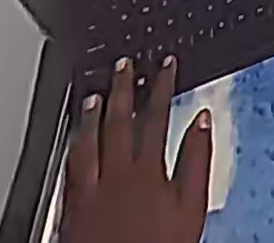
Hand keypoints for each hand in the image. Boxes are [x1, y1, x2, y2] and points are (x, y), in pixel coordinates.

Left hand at [61, 56, 212, 242]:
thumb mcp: (192, 209)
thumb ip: (197, 159)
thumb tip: (202, 119)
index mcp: (147, 170)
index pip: (156, 115)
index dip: (162, 84)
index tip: (165, 64)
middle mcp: (116, 174)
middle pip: (119, 120)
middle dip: (123, 87)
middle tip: (124, 63)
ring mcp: (91, 191)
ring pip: (89, 140)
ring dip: (93, 113)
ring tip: (96, 92)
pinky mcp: (72, 210)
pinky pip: (70, 167)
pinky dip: (74, 145)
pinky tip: (75, 137)